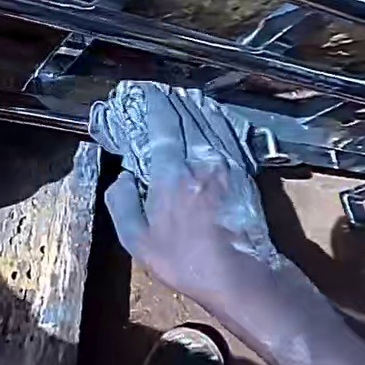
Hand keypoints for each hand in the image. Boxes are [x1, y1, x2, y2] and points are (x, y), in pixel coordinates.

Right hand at [89, 83, 293, 318]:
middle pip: (187, 115)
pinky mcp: (244, 170)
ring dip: (193, 103)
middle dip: (170, 98)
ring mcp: (227, 162)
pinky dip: (217, 117)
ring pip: (209, 119)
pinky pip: (228, 132)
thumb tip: (122, 175)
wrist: (240, 274)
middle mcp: (201, 158)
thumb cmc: (185, 260)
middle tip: (158, 89)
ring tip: (181, 94)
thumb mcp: (137, 240)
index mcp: (172, 172)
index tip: (143, 91)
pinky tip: (211, 114)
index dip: (152, 102)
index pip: (162, 123)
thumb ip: (121, 202)